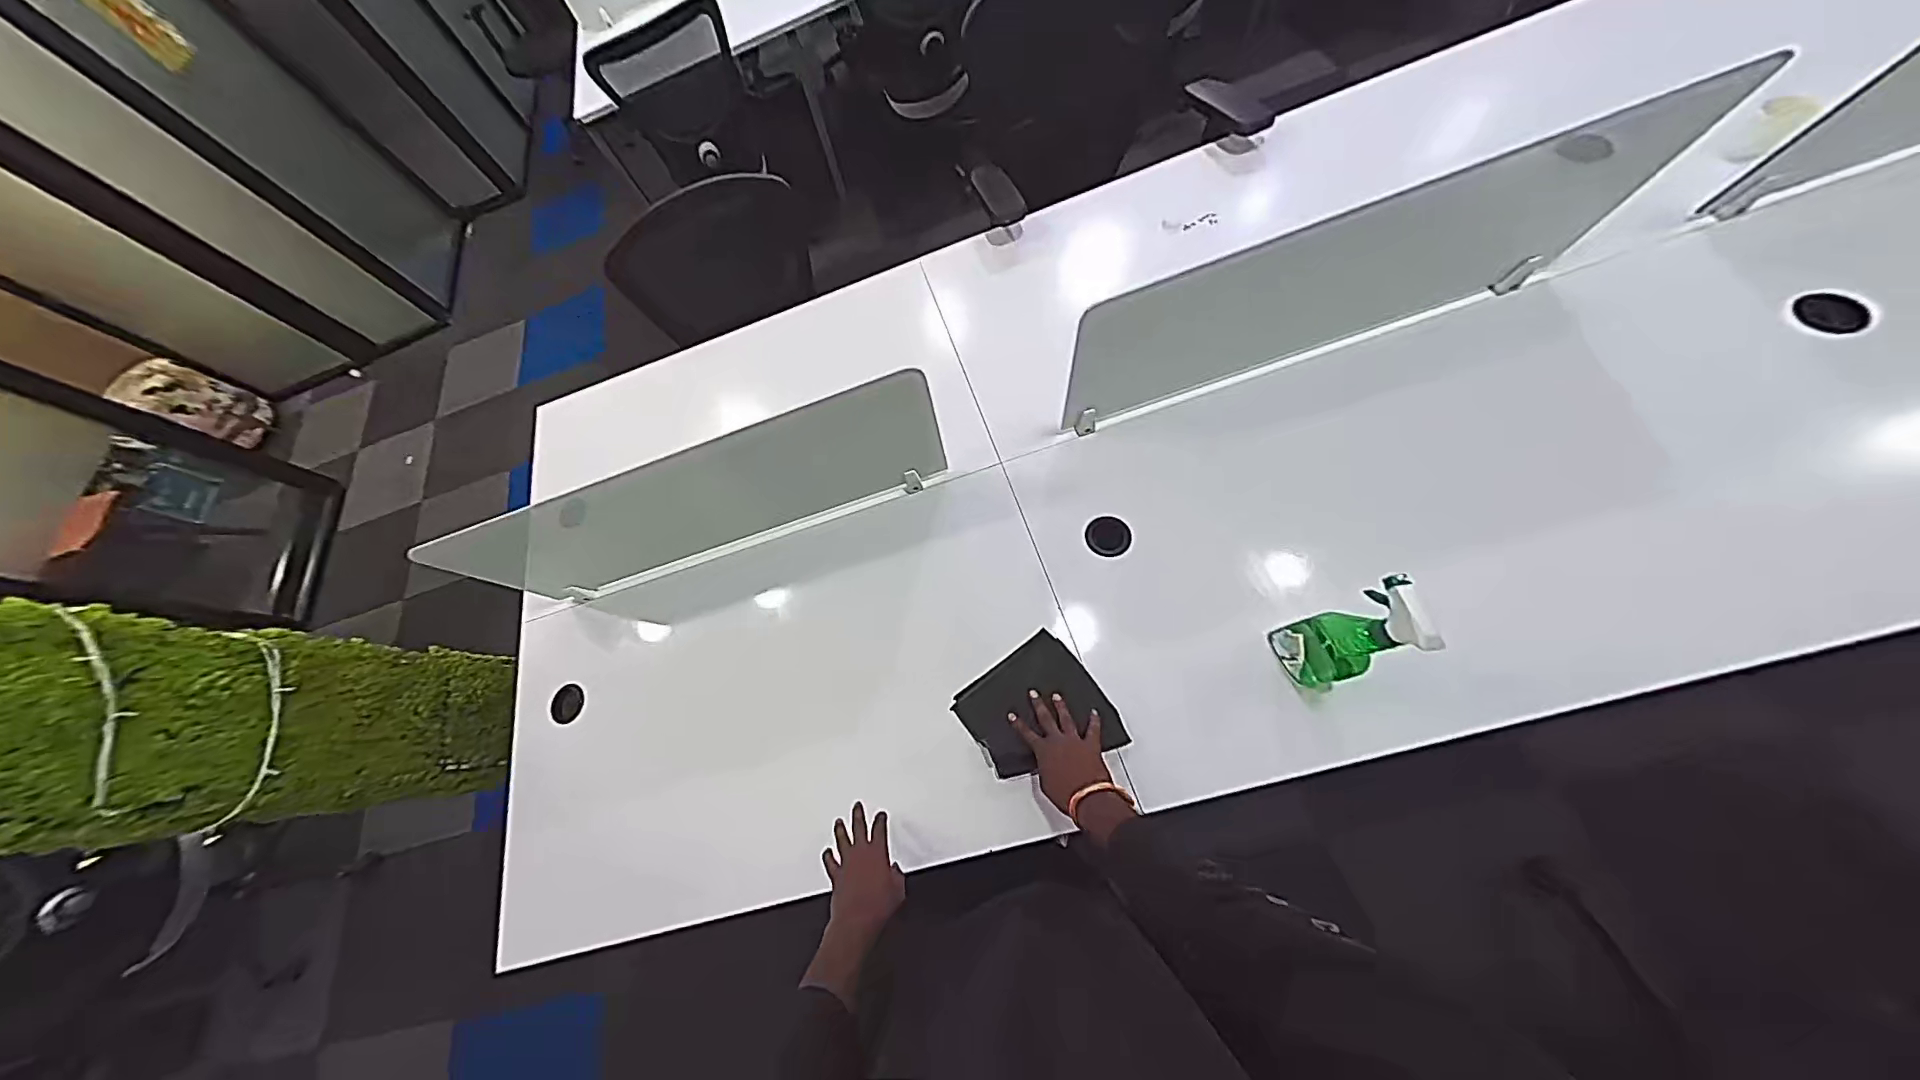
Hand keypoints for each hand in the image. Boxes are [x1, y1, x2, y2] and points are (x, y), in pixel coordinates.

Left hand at [821, 801, 904, 939]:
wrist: (857, 920)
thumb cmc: (878, 906)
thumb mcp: (898, 890)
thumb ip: (896, 876)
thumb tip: (895, 872)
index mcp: (878, 853)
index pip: (879, 830)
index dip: (880, 820)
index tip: (880, 815)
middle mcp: (860, 854)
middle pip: (858, 828)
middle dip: (858, 815)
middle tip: (857, 806)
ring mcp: (846, 863)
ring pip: (842, 840)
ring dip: (840, 830)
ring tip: (839, 822)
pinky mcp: (836, 876)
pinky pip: (831, 861)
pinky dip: (829, 855)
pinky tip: (827, 851)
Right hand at [1009, 690, 1115, 818]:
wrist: (1087, 797)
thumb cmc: (1066, 795)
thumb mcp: (1046, 785)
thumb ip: (1044, 771)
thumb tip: (1045, 769)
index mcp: (1043, 751)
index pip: (1027, 734)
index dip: (1018, 724)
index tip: (1013, 715)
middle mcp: (1058, 741)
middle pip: (1045, 718)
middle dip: (1038, 705)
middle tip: (1034, 694)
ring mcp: (1075, 741)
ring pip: (1066, 718)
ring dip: (1060, 706)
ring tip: (1057, 696)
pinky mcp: (1091, 745)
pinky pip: (1093, 728)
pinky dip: (1094, 720)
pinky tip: (1094, 712)